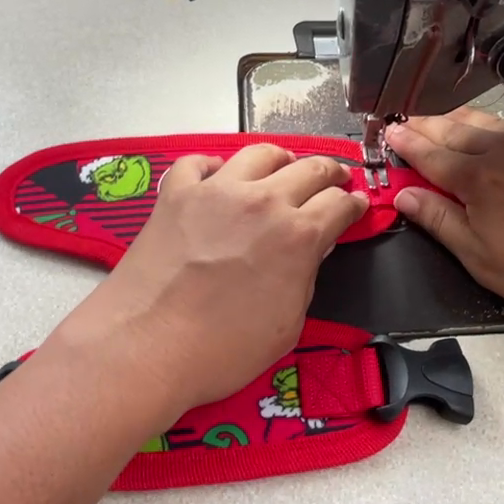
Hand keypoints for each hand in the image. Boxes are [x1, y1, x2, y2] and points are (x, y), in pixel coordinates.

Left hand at [48, 145, 368, 415]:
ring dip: (281, 158)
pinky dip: (214, 166)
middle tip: (336, 178)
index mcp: (298, 235)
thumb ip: (305, 277)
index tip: (356, 205)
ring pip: (259, 153)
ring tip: (285, 165)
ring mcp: (216, 191)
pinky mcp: (177, 194)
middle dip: (330, 172)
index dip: (354, 204)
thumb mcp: (287, 324)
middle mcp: (262, 202)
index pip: (340, 204)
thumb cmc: (222, 350)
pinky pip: (199, 162)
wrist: (147, 346)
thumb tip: (310, 250)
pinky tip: (218, 175)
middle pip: (309, 169)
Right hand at [386, 110, 503, 322]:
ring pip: (489, 120)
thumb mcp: (485, 262)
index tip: (389, 133)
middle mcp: (503, 149)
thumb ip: (441, 222)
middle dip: (427, 125)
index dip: (406, 144)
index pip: (429, 155)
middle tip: (408, 122)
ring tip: (445, 119)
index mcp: (477, 181)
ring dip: (460, 119)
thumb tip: (403, 194)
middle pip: (455, 130)